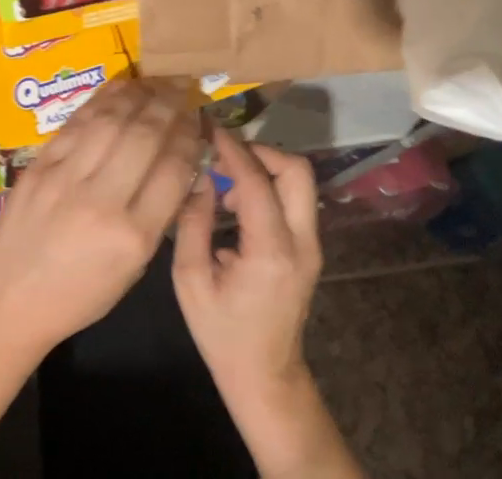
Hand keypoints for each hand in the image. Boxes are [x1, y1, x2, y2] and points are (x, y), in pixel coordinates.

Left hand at [0, 78, 201, 355]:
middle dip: (170, 106)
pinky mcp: (40, 164)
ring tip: (158, 82)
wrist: (8, 297)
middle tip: (185, 88)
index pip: (174, 169)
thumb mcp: (132, 269)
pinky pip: (77, 123)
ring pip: (110, 121)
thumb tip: (180, 166)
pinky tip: (120, 90)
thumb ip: (158, 217)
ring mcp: (65, 177)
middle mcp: (101, 200)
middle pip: (144, 136)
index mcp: (133, 235)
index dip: (191, 136)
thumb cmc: (78, 295)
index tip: (200, 119)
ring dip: (139, 94)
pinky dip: (102, 101)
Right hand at [172, 127, 322, 399]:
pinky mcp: (308, 250)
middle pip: (296, 170)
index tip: (205, 128)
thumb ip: (192, 222)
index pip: (257, 180)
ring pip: (299, 182)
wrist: (264, 374)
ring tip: (222, 183)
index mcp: (270, 251)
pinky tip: (233, 204)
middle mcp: (301, 243)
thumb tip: (195, 178)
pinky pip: (293, 201)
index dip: (231, 148)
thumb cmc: (221, 331)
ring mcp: (311, 246)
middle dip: (258, 150)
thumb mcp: (190, 279)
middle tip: (221, 153)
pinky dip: (266, 187)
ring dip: (262, 168)